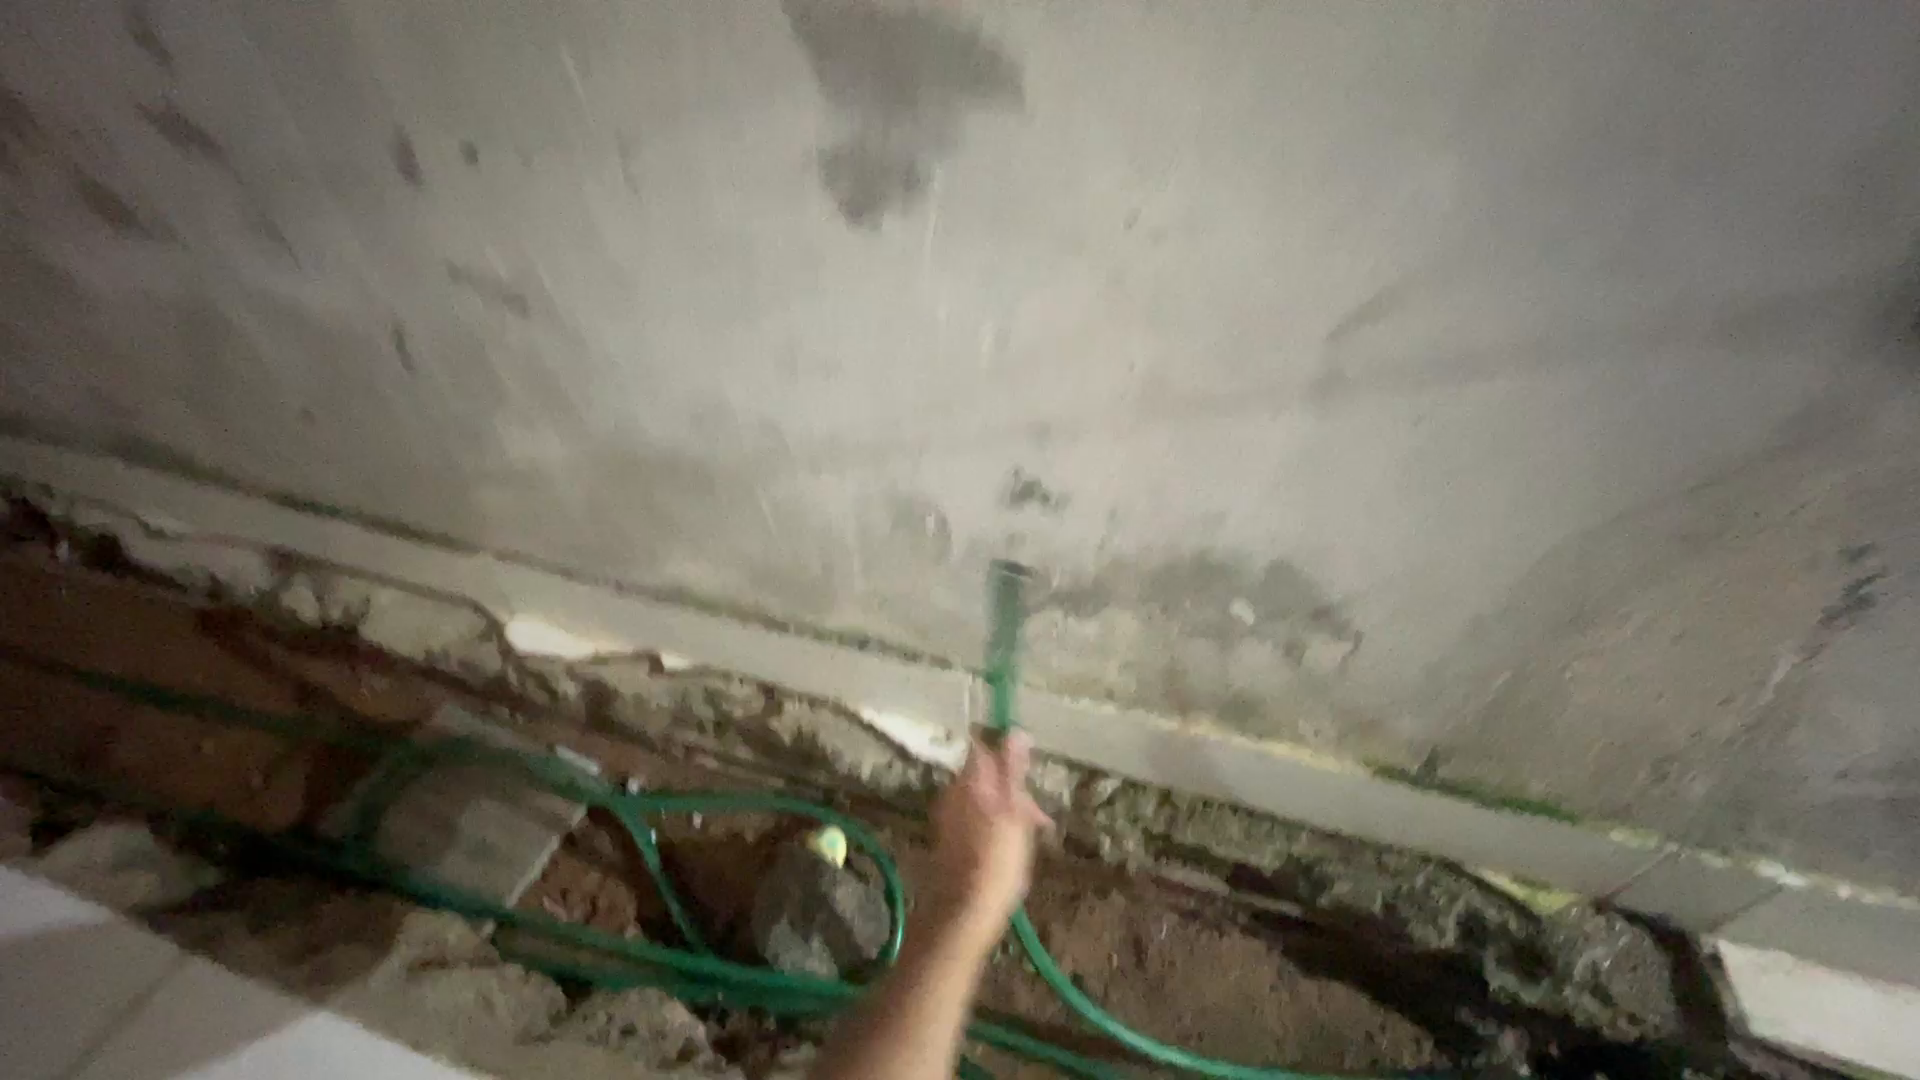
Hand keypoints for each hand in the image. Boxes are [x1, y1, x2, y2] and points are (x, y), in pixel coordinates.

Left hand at [920, 731, 1052, 951]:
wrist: (964, 914)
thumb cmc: (995, 862)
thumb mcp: (1014, 812)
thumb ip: (1013, 771)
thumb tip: (1016, 731)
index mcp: (968, 782)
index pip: (984, 748)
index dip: (1009, 755)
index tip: (1030, 774)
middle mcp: (952, 793)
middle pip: (986, 776)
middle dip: (1014, 790)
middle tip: (1038, 819)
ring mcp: (948, 817)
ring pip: (984, 800)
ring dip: (1009, 811)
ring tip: (1030, 838)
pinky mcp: (950, 840)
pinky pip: (978, 820)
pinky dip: (996, 827)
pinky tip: (1010, 851)